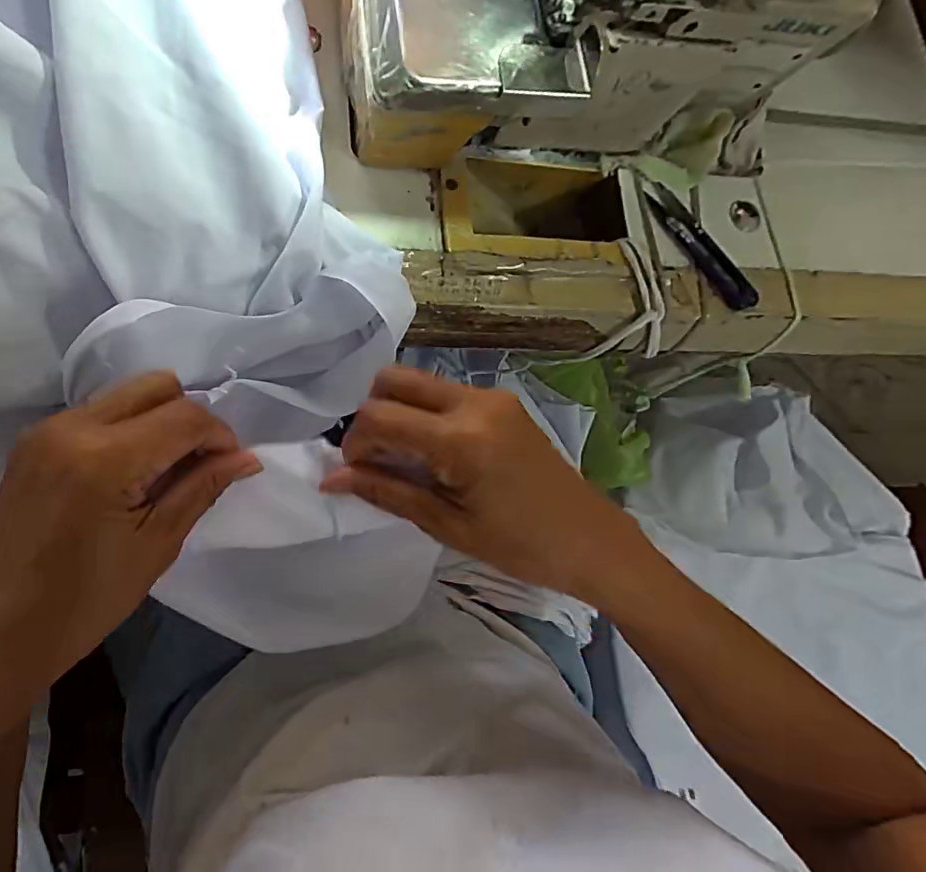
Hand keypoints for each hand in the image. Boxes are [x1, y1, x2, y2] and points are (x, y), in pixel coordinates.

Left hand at [0, 372, 259, 706]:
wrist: (2, 630)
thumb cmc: (86, 601)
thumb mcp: (156, 545)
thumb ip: (201, 488)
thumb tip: (246, 457)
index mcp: (104, 458)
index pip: (183, 416)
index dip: (218, 434)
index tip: (230, 463)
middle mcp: (72, 427)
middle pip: (154, 386)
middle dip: (188, 416)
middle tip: (198, 462)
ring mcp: (46, 429)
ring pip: (123, 394)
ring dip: (155, 419)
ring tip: (162, 469)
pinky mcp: (31, 440)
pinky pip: (94, 412)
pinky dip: (123, 428)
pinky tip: (124, 473)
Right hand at [319, 366, 653, 601]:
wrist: (594, 541)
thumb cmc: (521, 545)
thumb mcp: (446, 525)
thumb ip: (386, 492)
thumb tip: (331, 478)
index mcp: (461, 438)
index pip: (379, 416)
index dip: (355, 442)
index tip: (355, 471)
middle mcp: (473, 402)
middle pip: (392, 380)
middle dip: (370, 414)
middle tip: (375, 456)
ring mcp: (489, 396)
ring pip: (416, 382)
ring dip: (395, 410)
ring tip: (402, 456)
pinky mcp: (500, 400)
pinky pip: (441, 392)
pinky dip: (421, 412)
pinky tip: (430, 451)